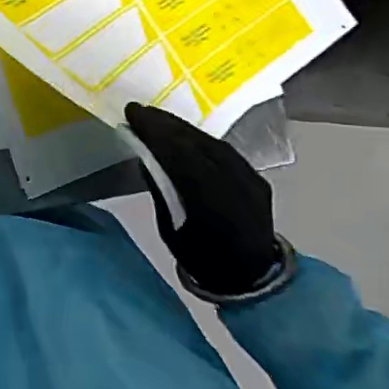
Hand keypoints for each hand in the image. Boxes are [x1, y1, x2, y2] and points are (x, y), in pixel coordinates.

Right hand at [123, 102, 284, 299]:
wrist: (250, 277)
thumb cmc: (201, 257)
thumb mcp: (171, 229)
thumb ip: (162, 190)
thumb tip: (146, 157)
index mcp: (215, 205)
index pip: (183, 156)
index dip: (157, 132)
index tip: (132, 114)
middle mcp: (239, 187)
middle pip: (199, 144)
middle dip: (167, 124)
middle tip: (139, 110)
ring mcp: (252, 180)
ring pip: (213, 143)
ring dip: (182, 128)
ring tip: (156, 118)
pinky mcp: (256, 178)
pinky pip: (224, 150)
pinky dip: (198, 138)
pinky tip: (182, 133)